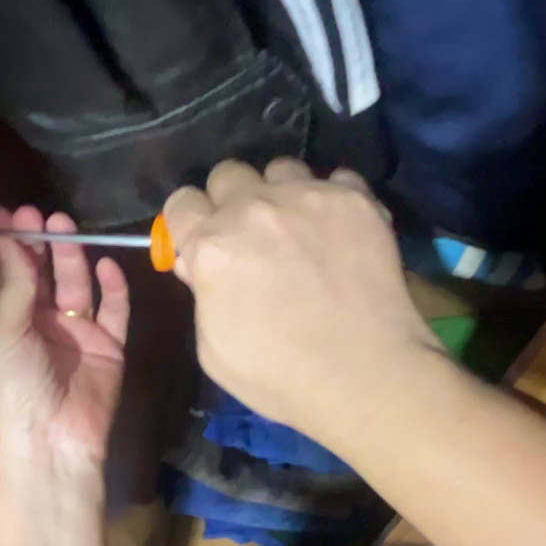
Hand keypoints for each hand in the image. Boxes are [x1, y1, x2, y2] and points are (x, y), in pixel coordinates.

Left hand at [0, 205, 130, 476]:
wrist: (50, 444)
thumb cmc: (12, 389)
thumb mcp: (3, 333)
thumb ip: (15, 285)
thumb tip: (11, 239)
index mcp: (3, 324)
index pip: (3, 275)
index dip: (4, 245)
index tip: (5, 214)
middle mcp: (38, 326)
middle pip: (41, 274)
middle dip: (38, 243)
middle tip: (37, 213)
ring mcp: (76, 335)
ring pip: (75, 285)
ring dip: (70, 256)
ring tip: (65, 225)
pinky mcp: (108, 347)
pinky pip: (114, 311)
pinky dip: (112, 288)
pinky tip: (105, 265)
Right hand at [163, 158, 439, 444]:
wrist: (364, 375)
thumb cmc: (278, 376)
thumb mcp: (212, 349)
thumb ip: (202, 294)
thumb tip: (202, 265)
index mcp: (211, 246)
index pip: (181, 202)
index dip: (187, 225)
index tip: (199, 243)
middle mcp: (254, 209)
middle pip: (227, 174)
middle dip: (229, 202)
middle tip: (248, 237)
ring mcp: (308, 198)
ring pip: (280, 169)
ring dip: (280, 194)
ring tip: (297, 229)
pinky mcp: (355, 200)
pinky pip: (335, 178)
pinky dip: (330, 200)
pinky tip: (337, 232)